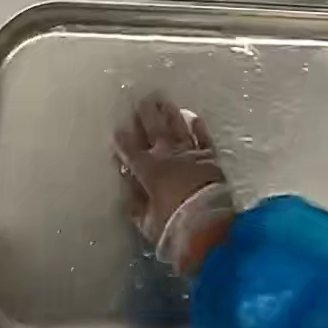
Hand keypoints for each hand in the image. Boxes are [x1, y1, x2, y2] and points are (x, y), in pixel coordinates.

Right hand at [113, 95, 234, 274]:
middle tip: (142, 100)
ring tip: (164, 101)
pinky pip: (202, 137)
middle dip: (146, 115)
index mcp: (149, 171)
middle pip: (155, 130)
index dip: (123, 141)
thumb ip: (135, 205)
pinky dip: (197, 126)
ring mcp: (191, 153)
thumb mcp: (147, 223)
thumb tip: (126, 192)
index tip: (117, 130)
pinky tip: (193, 116)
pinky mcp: (210, 156)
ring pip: (178, 127)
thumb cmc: (174, 227)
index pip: (131, 152)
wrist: (209, 226)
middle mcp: (169, 156)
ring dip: (170, 114)